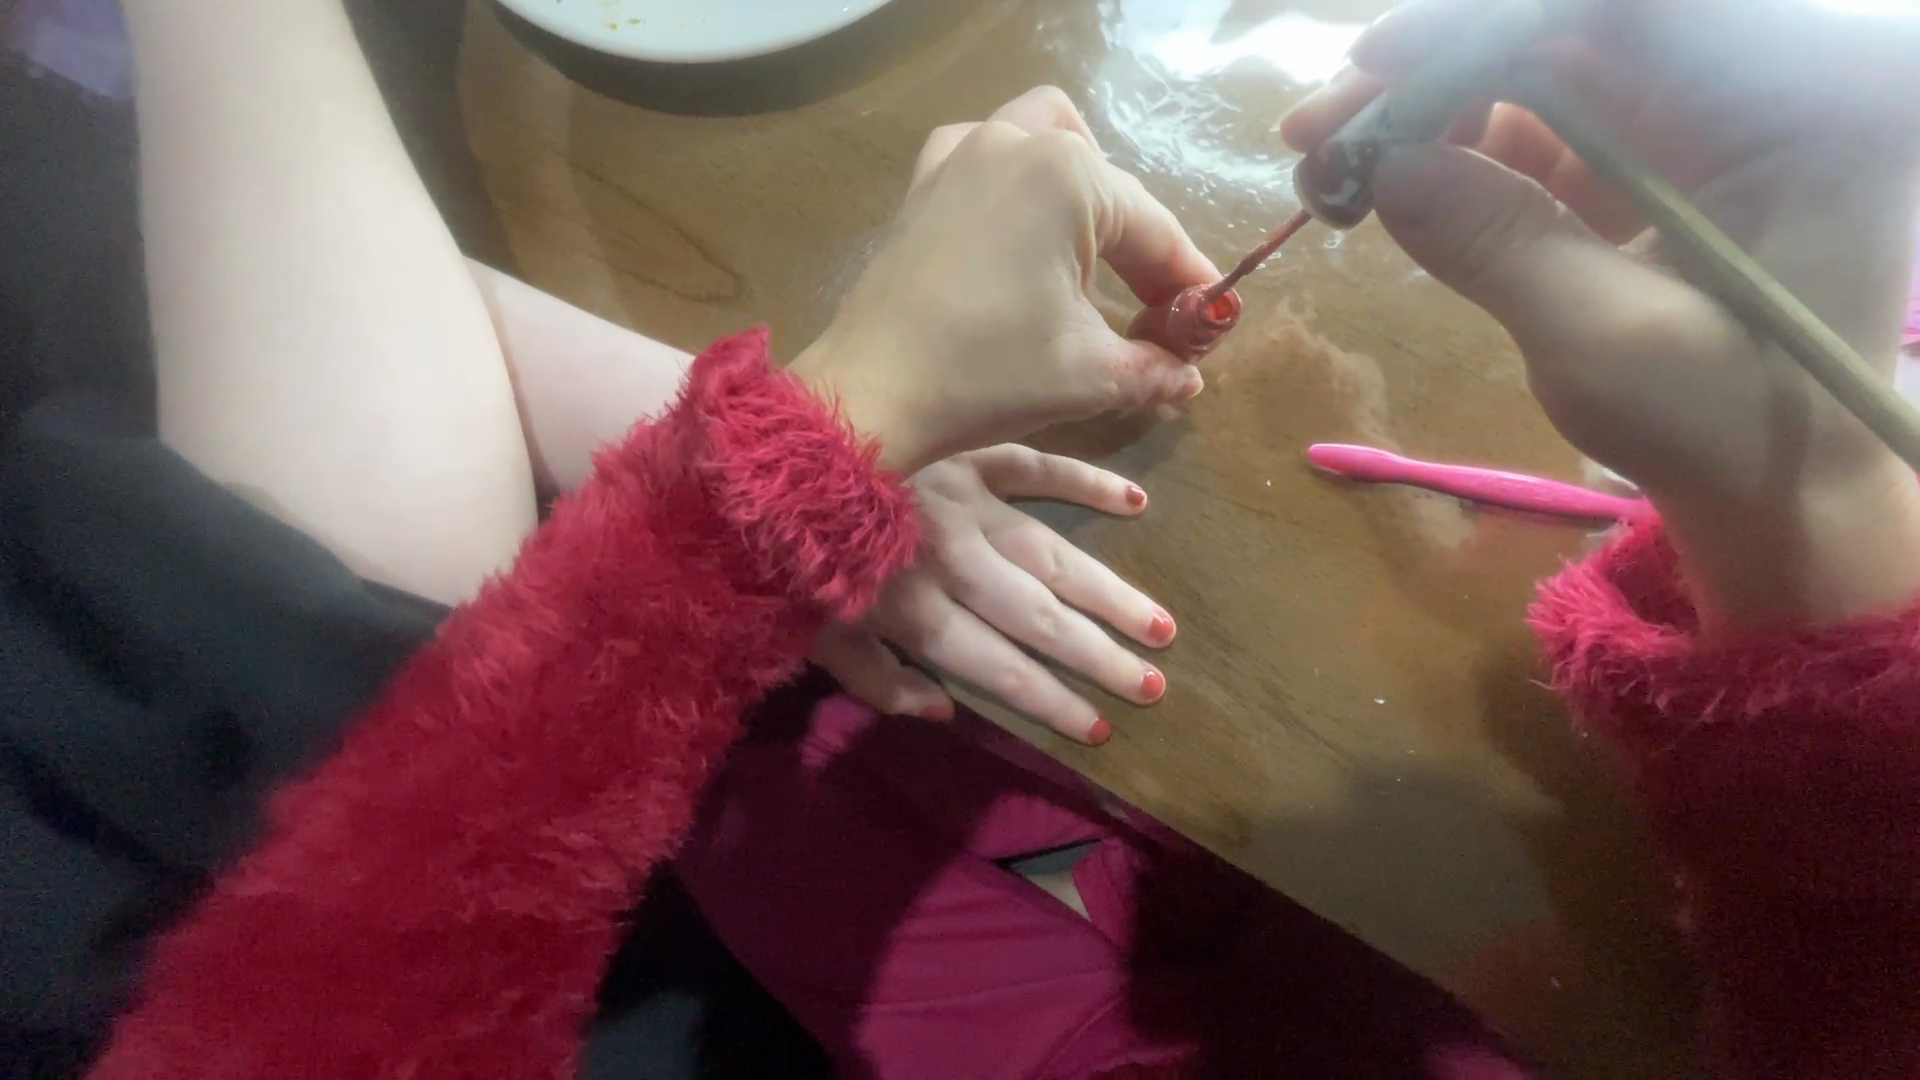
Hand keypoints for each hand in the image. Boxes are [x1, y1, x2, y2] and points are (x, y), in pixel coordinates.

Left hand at [789, 87, 1217, 475]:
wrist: (873, 394)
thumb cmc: (986, 378)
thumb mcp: (1087, 376)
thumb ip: (1154, 369)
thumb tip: (1190, 376)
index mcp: (1067, 177)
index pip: (1152, 230)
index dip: (1187, 281)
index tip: (1208, 323)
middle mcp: (1014, 143)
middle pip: (1106, 186)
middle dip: (1135, 246)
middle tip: (1145, 308)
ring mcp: (958, 155)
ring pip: (1046, 143)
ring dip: (1082, 191)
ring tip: (1086, 256)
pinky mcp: (922, 185)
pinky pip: (984, 156)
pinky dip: (1015, 181)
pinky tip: (1015, 229)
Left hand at [811, 445, 1175, 745]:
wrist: (766, 462)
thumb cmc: (787, 561)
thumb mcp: (816, 641)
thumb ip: (879, 685)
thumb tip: (947, 713)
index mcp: (916, 613)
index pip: (999, 670)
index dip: (1050, 702)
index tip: (1100, 727)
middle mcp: (954, 564)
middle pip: (1039, 619)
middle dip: (1099, 657)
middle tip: (1156, 684)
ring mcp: (967, 505)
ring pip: (1052, 555)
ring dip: (1108, 593)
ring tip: (1161, 627)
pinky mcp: (968, 457)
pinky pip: (1034, 467)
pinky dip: (1083, 481)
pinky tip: (1134, 504)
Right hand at [1285, 0, 1919, 626]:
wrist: (1769, 466)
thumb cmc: (1717, 415)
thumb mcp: (1602, 336)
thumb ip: (1499, 243)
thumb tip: (1385, 171)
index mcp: (1796, 98)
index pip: (1623, 11)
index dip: (1481, 25)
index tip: (1367, 66)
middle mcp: (1749, 79)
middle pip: (1562, 33)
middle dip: (1430, 74)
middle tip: (1316, 132)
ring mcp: (1686, 116)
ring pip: (1532, 73)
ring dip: (1424, 112)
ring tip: (1335, 169)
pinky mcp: (1633, 160)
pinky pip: (1526, 129)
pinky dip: (1447, 153)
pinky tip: (1388, 185)